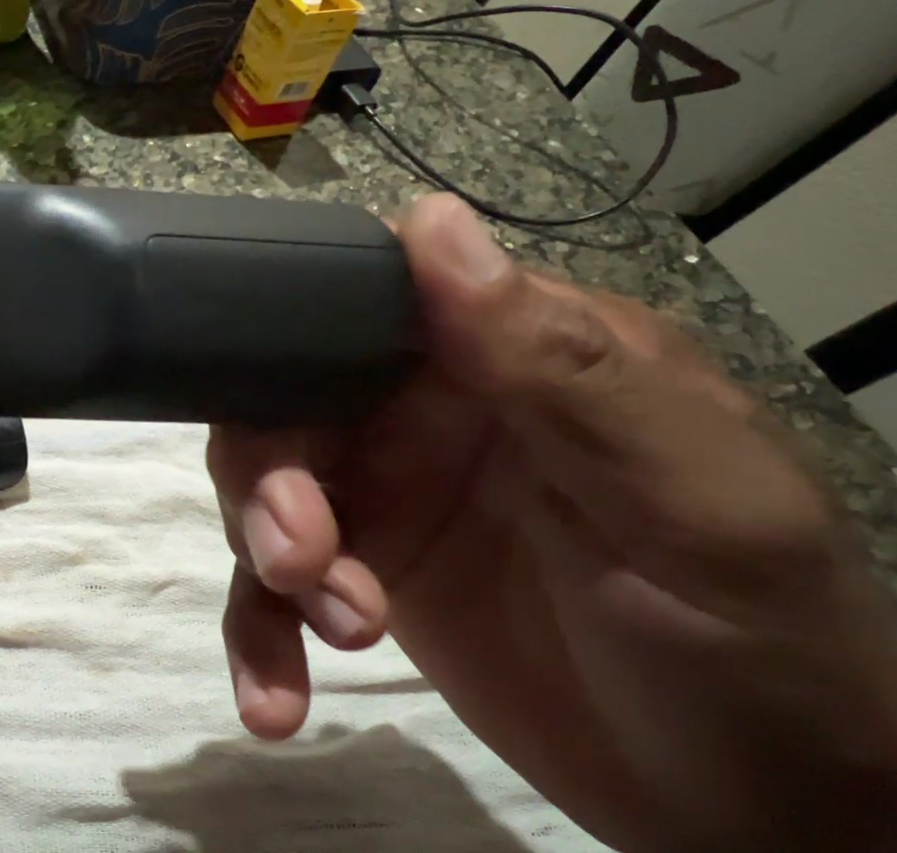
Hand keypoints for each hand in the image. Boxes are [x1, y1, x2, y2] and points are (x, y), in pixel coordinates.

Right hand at [210, 193, 896, 850]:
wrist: (756, 806)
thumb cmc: (756, 632)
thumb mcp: (688, 494)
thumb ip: (559, 362)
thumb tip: (430, 220)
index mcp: (500, 357)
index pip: (365, 298)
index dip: (290, 323)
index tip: (259, 381)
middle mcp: (422, 412)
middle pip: (287, 406)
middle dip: (271, 478)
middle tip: (300, 557)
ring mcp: (384, 496)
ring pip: (262, 492)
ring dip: (270, 558)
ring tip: (338, 625)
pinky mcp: (358, 576)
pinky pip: (272, 591)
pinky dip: (258, 635)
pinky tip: (274, 701)